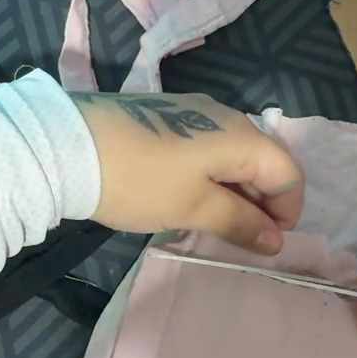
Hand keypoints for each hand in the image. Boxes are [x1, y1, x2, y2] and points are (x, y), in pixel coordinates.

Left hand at [71, 91, 303, 253]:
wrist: (67, 144)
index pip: (289, 174)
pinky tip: (186, 199)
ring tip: (210, 225)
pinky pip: (208, 151)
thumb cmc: (139, 180)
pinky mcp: (168, 119)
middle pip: (265, 163)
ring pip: (234, 158)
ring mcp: (195, 114)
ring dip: (234, 194)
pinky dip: (211, 179)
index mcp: (242, 137)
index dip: (286, 213)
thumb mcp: (193, 207)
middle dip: (262, 205)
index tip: (263, 243)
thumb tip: (276, 241)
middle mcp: (226, 117)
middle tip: (237, 238)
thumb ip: (240, 222)